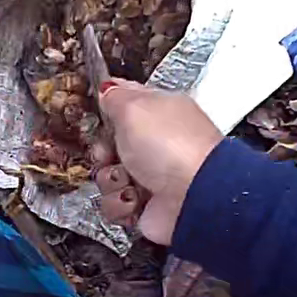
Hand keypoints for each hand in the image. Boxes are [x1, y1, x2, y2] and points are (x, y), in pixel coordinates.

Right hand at [94, 81, 222, 244]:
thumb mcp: (135, 107)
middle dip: (103, 152)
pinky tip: (135, 199)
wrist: (195, 198)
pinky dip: (120, 204)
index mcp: (160, 112)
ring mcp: (152, 178)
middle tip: (110, 153)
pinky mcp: (146, 206)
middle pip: (110, 145)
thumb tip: (106, 90)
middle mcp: (157, 145)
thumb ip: (116, 96)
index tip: (100, 116)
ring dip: (111, 180)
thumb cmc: (174, 149)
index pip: (126, 104)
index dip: (107, 111)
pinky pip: (114, 205)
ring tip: (128, 180)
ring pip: (107, 177)